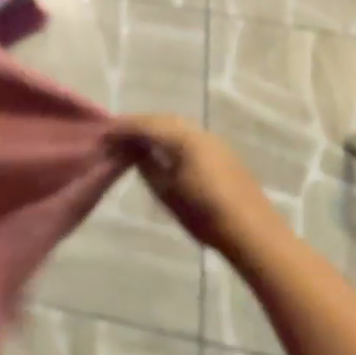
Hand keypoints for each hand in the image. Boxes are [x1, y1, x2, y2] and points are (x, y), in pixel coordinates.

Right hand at [120, 114, 289, 261]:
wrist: (254, 234)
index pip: (145, 125)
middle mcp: (200, 133)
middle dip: (138, 125)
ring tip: (136, 144)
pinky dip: (171, 139)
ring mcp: (215, 142)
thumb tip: (133, 149)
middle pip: (162, 120)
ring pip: (178, 127)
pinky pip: (190, 137)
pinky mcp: (224, 155)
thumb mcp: (166, 191)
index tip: (102, 135)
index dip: (121, 129)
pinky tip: (164, 153)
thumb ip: (147, 165)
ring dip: (156, 131)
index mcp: (183, 138)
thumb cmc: (204, 214)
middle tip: (117, 137)